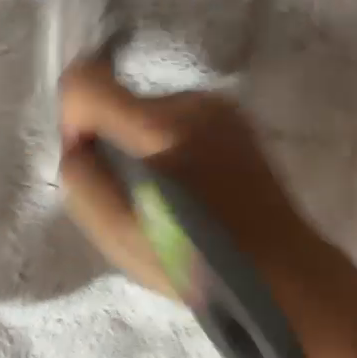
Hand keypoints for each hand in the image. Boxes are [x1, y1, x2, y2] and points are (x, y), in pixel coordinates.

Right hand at [56, 59, 334, 298]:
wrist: (285, 276)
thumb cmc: (199, 263)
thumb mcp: (120, 235)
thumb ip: (81, 180)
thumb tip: (77, 144)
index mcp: (164, 126)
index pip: (87, 81)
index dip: (71, 116)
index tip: (86, 159)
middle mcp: (195, 102)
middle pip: (122, 104)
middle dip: (114, 145)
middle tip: (133, 202)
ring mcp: (222, 110)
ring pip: (152, 117)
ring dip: (145, 152)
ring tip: (168, 205)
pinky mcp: (238, 124)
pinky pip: (181, 126)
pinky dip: (173, 154)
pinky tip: (192, 197)